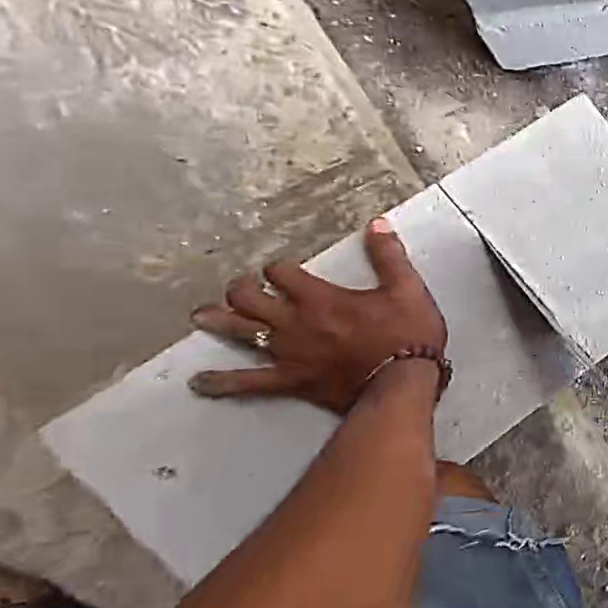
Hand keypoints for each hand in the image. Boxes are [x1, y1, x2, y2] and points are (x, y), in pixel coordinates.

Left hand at [188, 217, 447, 412]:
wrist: (402, 383)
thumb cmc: (407, 335)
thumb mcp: (407, 289)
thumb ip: (389, 257)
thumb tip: (377, 224)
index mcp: (320, 297)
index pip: (281, 272)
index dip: (278, 267)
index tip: (283, 269)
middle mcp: (295, 322)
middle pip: (249, 298)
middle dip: (241, 289)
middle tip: (242, 286)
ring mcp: (288, 353)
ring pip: (240, 332)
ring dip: (219, 322)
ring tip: (202, 316)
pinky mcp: (290, 381)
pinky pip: (247, 382)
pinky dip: (221, 383)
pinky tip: (199, 383)